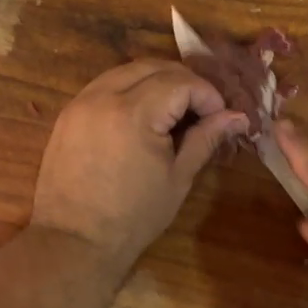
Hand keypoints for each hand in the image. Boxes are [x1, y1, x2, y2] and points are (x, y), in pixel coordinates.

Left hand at [31, 60, 248, 268]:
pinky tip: (143, 114)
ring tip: (174, 109)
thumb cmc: (134, 216)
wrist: (74, 241)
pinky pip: (105, 85)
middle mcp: (104, 97)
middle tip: (202, 108)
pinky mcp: (68, 113)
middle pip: (152, 67)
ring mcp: (81, 103)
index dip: (207, 94)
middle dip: (183, 81)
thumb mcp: (178, 177)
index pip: (180, 82)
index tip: (220, 116)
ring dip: (155, 80)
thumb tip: (238, 117)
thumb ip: (205, 138)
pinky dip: (129, 89)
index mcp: (134, 113)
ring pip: (126, 70)